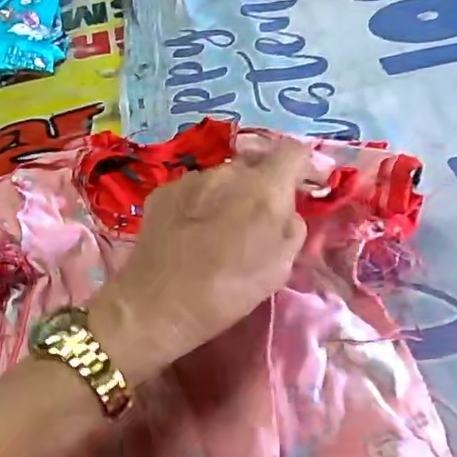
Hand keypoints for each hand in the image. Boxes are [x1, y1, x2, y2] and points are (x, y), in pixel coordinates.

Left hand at [88, 135, 314, 385]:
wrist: (156, 304)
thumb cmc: (227, 292)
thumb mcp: (280, 267)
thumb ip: (291, 226)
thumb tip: (286, 209)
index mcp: (264, 189)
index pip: (293, 152)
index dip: (300, 168)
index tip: (298, 189)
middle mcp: (226, 173)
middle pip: (253, 166)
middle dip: (259, 186)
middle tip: (253, 219)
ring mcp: (189, 179)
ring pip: (220, 178)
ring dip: (225, 195)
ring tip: (215, 229)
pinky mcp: (162, 191)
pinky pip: (191, 190)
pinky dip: (196, 203)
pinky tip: (188, 231)